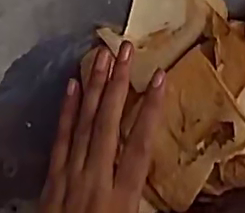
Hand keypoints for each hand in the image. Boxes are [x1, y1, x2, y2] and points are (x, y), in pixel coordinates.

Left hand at [42, 42, 166, 212]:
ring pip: (84, 124)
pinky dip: (66, 112)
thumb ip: (153, 206)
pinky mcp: (50, 184)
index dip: (151, 109)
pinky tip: (71, 85)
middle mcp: (95, 183)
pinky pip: (59, 141)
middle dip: (118, 83)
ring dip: (94, 87)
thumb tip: (195, 207)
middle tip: (126, 48)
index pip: (140, 146)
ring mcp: (69, 180)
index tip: (161, 76)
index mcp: (121, 202)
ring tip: (102, 54)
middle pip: (108, 124)